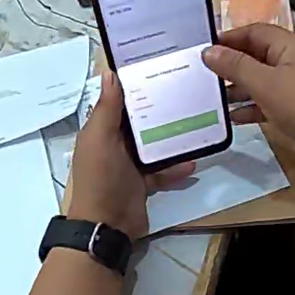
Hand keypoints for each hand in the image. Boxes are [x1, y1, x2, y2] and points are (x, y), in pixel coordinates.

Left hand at [69, 69, 195, 240]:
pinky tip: (192, 161)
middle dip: (158, 110)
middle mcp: (113, 145)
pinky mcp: (142, 183)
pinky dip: (175, 167)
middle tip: (185, 92)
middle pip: (138, 123)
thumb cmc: (101, 179)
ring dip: (171, 138)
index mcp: (100, 132)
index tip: (158, 68)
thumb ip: (107, 108)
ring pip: (153, 146)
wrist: (107, 226)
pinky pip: (161, 170)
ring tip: (194, 123)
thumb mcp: (101, 139)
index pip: (117, 103)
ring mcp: (128, 166)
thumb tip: (109, 73)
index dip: (134, 86)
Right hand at [203, 25, 294, 160]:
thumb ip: (234, 66)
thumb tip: (208, 51)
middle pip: (257, 55)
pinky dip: (251, 106)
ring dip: (239, 87)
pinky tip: (233, 116)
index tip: (204, 48)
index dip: (229, 37)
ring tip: (214, 97)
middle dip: (232, 64)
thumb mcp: (264, 83)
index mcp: (291, 44)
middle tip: (205, 74)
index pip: (255, 31)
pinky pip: (268, 101)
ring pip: (262, 79)